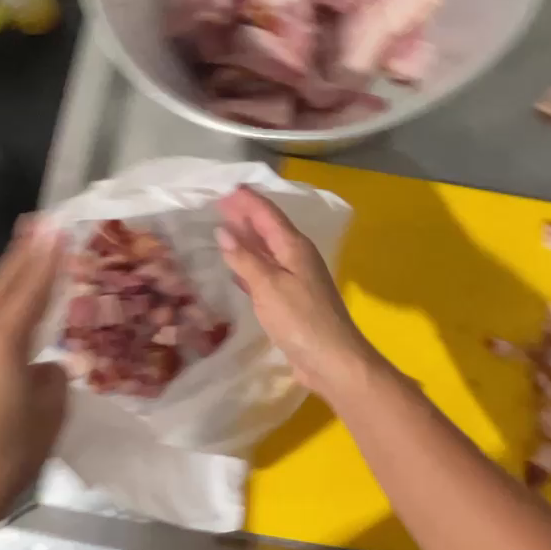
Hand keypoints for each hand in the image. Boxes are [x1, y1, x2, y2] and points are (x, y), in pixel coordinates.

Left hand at [0, 220, 68, 549]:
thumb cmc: (5, 460)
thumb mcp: (48, 418)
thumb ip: (50, 380)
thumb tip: (42, 366)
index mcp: (1, 344)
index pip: (29, 291)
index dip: (45, 259)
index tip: (56, 227)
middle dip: (19, 257)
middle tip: (36, 226)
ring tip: (15, 281)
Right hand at [216, 187, 383, 397]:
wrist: (332, 361)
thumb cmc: (301, 320)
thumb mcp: (268, 286)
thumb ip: (245, 259)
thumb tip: (223, 231)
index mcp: (294, 247)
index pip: (267, 214)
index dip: (247, 200)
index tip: (225, 188)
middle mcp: (297, 258)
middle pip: (268, 229)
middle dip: (244, 216)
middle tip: (218, 203)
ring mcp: (295, 280)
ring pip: (266, 251)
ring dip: (246, 240)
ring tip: (222, 229)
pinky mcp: (290, 301)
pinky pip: (265, 273)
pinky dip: (249, 266)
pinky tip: (235, 268)